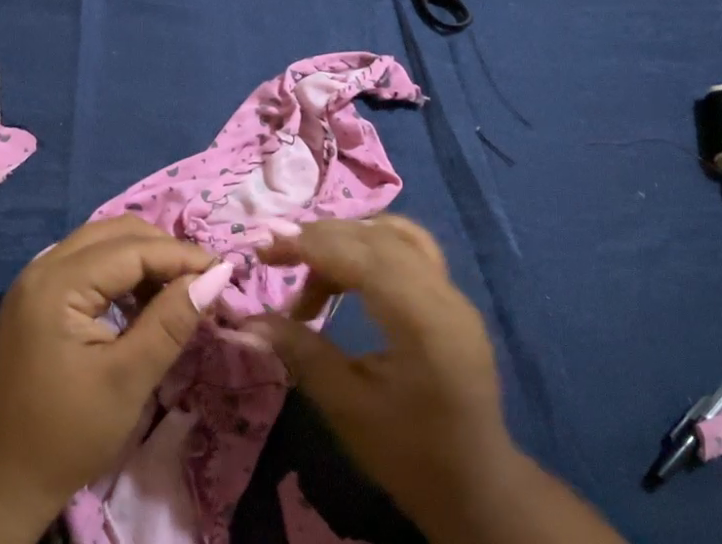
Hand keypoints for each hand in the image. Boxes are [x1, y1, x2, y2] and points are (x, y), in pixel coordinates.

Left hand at [0, 216, 229, 517]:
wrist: (5, 478)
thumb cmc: (70, 432)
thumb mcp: (129, 378)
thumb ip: (171, 321)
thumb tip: (216, 276)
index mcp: (57, 284)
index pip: (131, 248)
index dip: (181, 255)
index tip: (224, 272)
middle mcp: (41, 268)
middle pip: (113, 233)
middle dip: (162, 250)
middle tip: (202, 282)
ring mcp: (33, 282)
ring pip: (99, 245)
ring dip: (141, 259)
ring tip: (178, 292)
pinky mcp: (35, 300)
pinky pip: (85, 266)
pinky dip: (119, 274)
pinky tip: (141, 303)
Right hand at [243, 216, 507, 533]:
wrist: (475, 485)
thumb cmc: (407, 453)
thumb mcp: (346, 407)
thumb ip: (300, 352)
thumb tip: (247, 321)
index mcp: (422, 321)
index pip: (361, 256)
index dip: (308, 245)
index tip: (263, 251)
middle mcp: (444, 295)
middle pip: (376, 239)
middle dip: (321, 238)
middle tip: (276, 258)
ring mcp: (453, 294)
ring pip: (394, 237)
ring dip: (346, 240)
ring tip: (309, 269)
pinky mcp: (452, 300)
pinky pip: (410, 251)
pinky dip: (371, 248)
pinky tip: (346, 273)